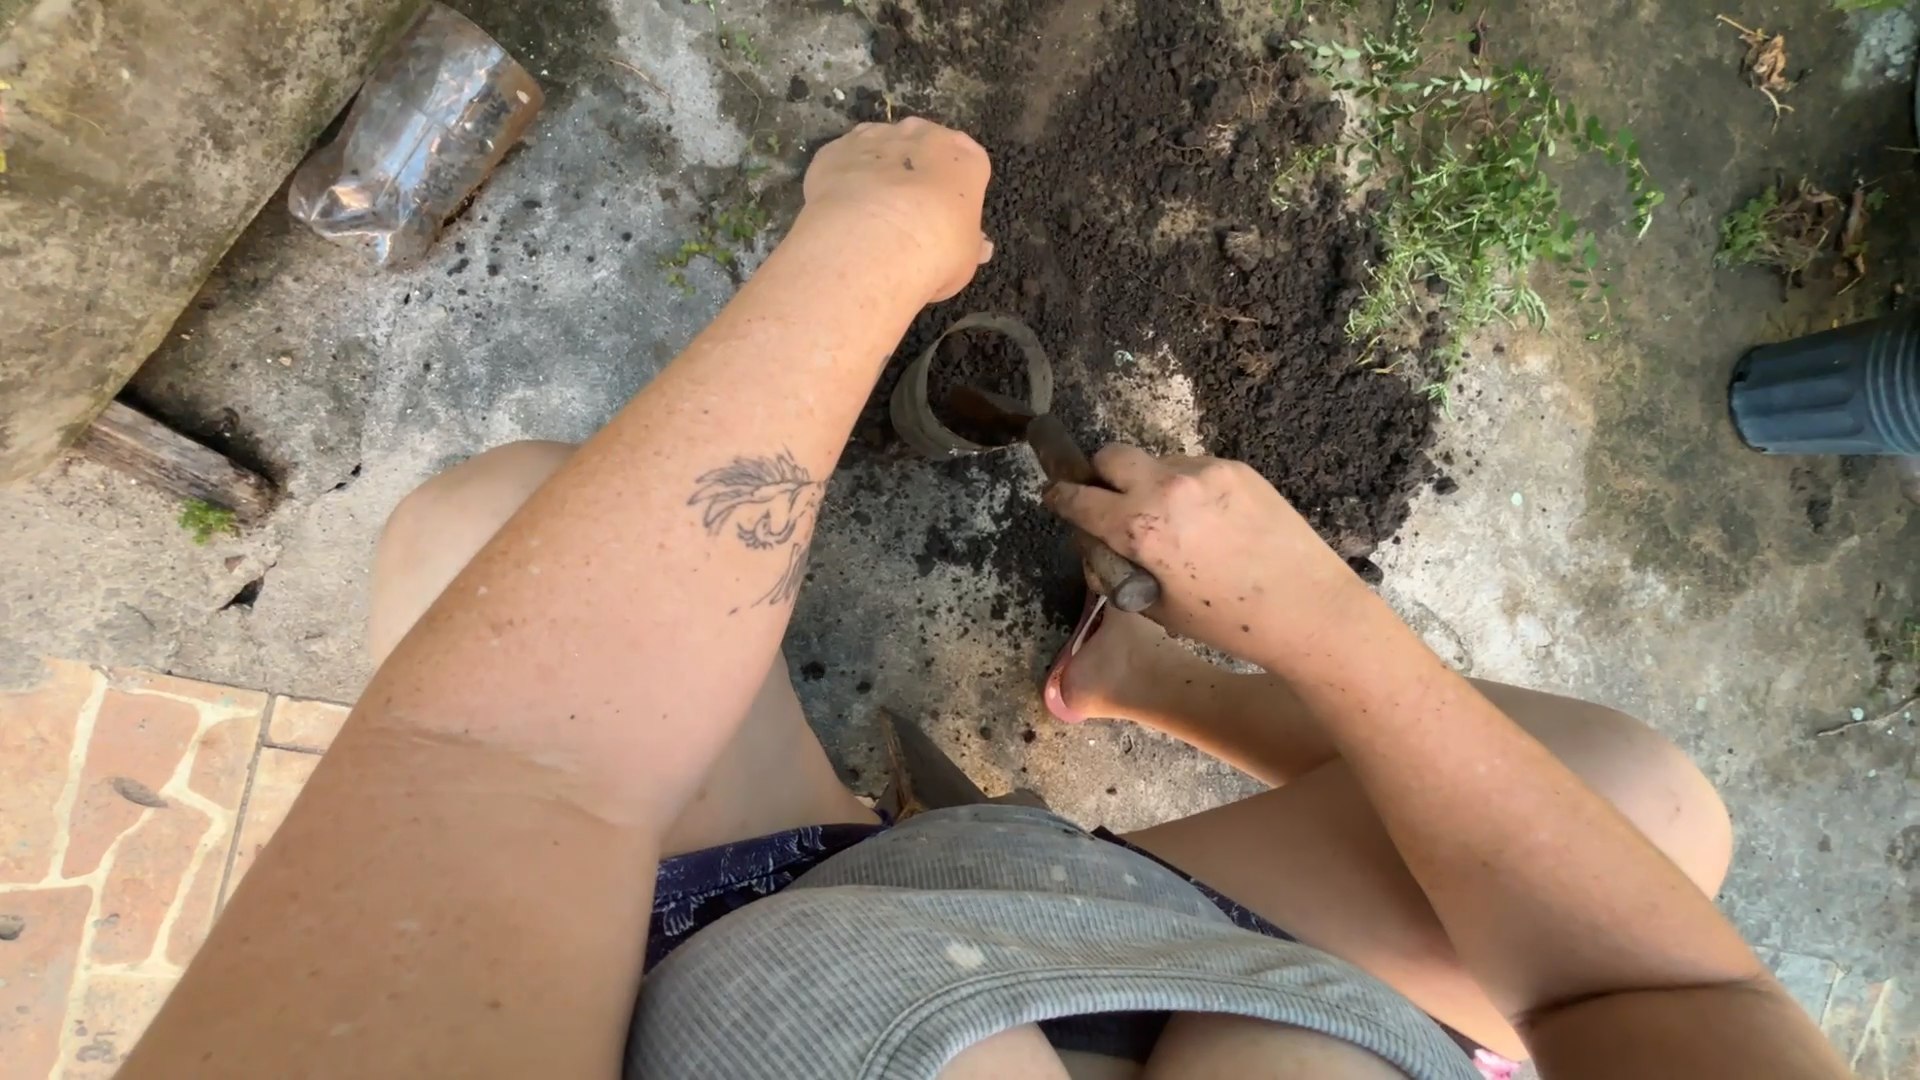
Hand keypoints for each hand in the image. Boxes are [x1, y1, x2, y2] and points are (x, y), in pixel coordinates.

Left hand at [800, 118, 992, 302]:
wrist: (874, 243)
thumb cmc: (936, 252)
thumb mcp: (966, 260)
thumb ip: (971, 245)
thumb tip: (981, 246)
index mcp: (964, 157)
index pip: (968, 165)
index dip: (957, 194)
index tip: (948, 220)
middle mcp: (922, 134)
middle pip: (923, 149)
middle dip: (917, 175)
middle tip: (910, 218)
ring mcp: (876, 137)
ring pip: (881, 149)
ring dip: (879, 173)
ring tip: (873, 217)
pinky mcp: (836, 149)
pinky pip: (845, 162)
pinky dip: (845, 180)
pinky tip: (844, 212)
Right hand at [1043, 445, 1365, 659]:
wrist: (1308, 608)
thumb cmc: (1225, 622)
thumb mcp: (1153, 606)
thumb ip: (1116, 567)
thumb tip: (1097, 543)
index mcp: (1139, 528)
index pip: (1078, 497)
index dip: (1059, 495)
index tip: (1055, 494)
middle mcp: (1165, 488)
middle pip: (1109, 455)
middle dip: (1099, 474)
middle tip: (1107, 499)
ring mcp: (1204, 472)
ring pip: (1153, 461)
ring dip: (1145, 482)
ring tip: (1172, 521)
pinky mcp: (1235, 468)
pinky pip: (1190, 468)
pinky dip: (1183, 487)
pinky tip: (1206, 521)